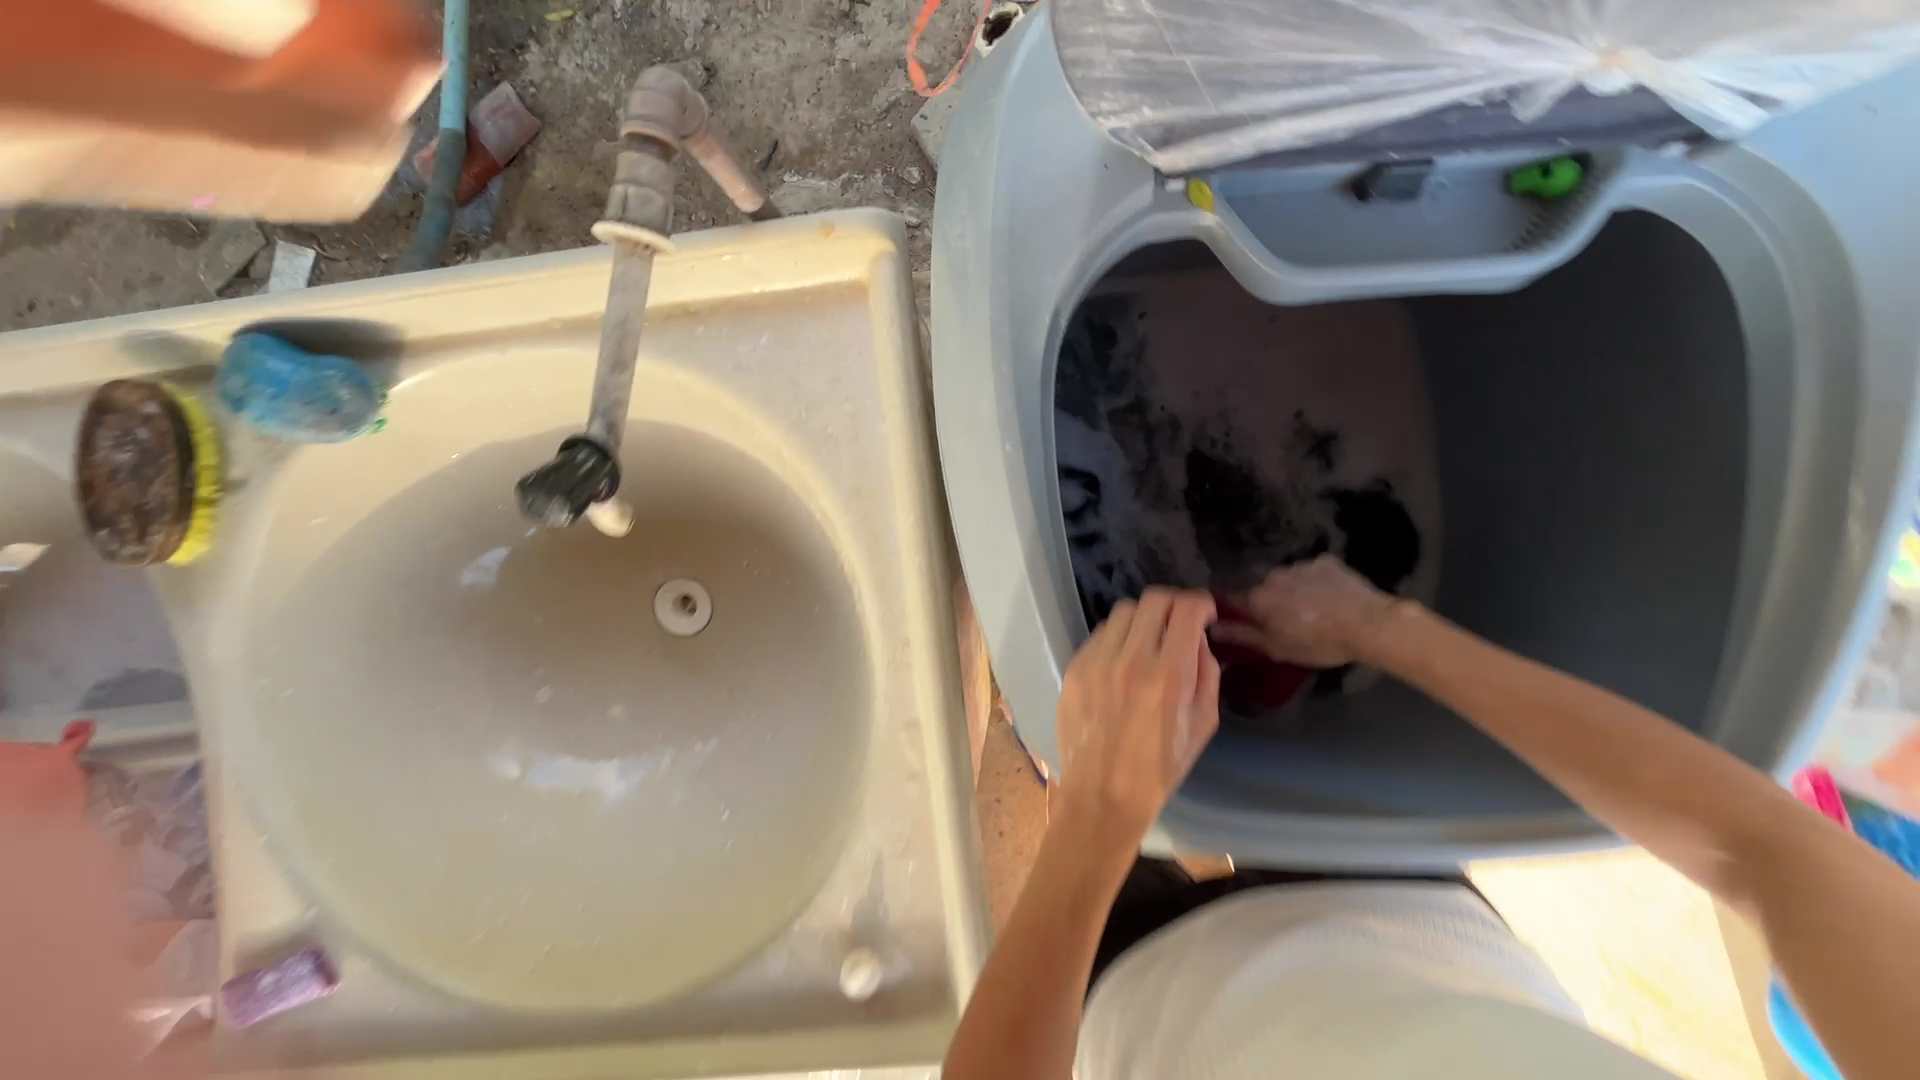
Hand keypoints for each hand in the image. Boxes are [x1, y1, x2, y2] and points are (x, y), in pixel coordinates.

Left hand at [1055, 588, 1220, 844]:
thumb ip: (1206, 674)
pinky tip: (1122, 661)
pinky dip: (1118, 638)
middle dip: (1174, 604)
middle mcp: (1130, 659)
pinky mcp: (1074, 668)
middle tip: (1180, 622)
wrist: (1103, 794)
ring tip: (1150, 640)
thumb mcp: (1203, 725)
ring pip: (1124, 611)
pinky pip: (1100, 635)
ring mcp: (1096, 661)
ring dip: (1144, 618)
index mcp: (1168, 675)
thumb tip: (1197, 640)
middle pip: (1154, 599)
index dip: (1202, 604)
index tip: (1206, 614)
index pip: (1186, 609)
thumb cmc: (1160, 767)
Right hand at [1211, 555, 1401, 667]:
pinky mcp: (1327, 561)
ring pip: (1289, 579)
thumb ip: (1242, 635)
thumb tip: (1212, 627)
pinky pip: (1313, 572)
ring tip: (1314, 611)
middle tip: (1290, 623)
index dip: (1240, 612)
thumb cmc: (1319, 643)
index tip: (1249, 623)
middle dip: (1272, 602)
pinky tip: (1331, 598)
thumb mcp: (1277, 648)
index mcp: (1259, 598)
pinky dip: (1316, 583)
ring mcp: (1302, 565)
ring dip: (1295, 592)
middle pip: (1264, 589)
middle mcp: (1274, 575)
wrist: (1370, 624)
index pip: (1235, 600)